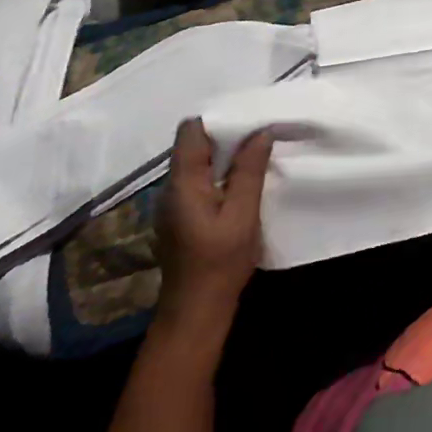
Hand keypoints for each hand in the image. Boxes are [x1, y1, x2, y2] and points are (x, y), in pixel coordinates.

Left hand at [157, 120, 273, 328]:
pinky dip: (218, 176)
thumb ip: (249, 171)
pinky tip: (239, 186)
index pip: (190, 130)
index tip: (249, 122)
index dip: (218, 120)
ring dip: (223, 158)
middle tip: (259, 137)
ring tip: (254, 157)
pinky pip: (197, 183)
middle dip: (225, 137)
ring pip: (196, 164)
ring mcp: (172, 202)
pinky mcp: (179, 216)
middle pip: (192, 145)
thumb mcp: (242, 215)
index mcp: (182, 180)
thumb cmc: (220, 262)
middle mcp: (170, 185)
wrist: (196, 311)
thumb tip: (261, 132)